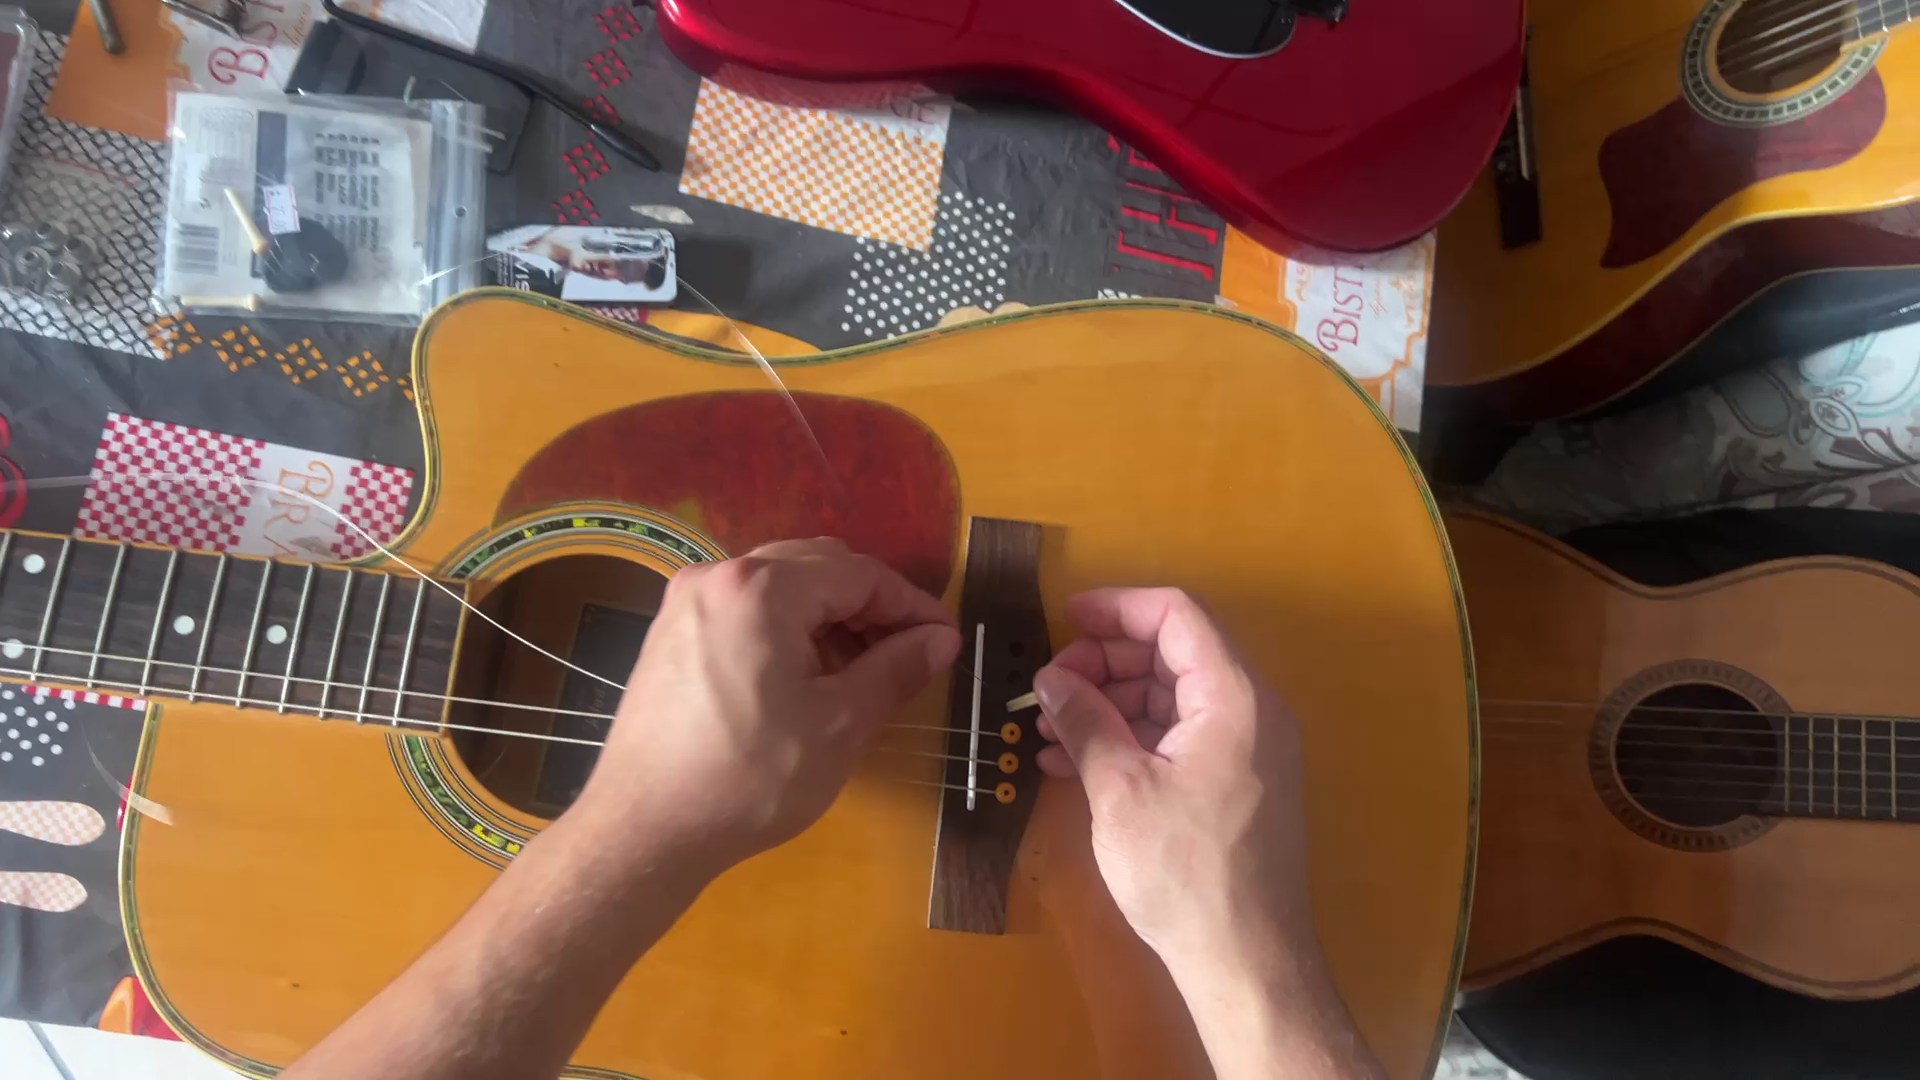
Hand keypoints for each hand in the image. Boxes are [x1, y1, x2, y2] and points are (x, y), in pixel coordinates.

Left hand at [574, 539, 960, 877]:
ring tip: (860, 667)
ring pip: (785, 583)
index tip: (945, 639)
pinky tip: (807, 671)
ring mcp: (689, 599)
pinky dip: (790, 624)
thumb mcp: (839, 724)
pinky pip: (750, 605)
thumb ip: (897, 668)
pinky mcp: (674, 629)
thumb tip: (942, 639)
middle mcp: (719, 574)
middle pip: (821, 566)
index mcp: (762, 588)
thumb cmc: (749, 778)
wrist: (642, 834)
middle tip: (907, 651)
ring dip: (832, 614)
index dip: (911, 605)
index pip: (860, 575)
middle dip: (872, 605)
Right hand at [1034, 587, 1311, 971]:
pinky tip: (1071, 761)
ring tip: (1048, 730)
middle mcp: (1246, 709)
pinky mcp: (1228, 780)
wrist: (1246, 965)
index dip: (1116, 608)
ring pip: (1164, 696)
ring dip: (1105, 704)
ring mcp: (1241, 747)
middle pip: (1167, 653)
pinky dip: (1125, 738)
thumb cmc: (1184, 870)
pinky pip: (1172, 736)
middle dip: (1102, 663)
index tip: (1065, 620)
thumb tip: (1050, 676)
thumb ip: (1084, 718)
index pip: (1175, 614)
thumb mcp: (1119, 788)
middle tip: (1050, 689)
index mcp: (1232, 696)